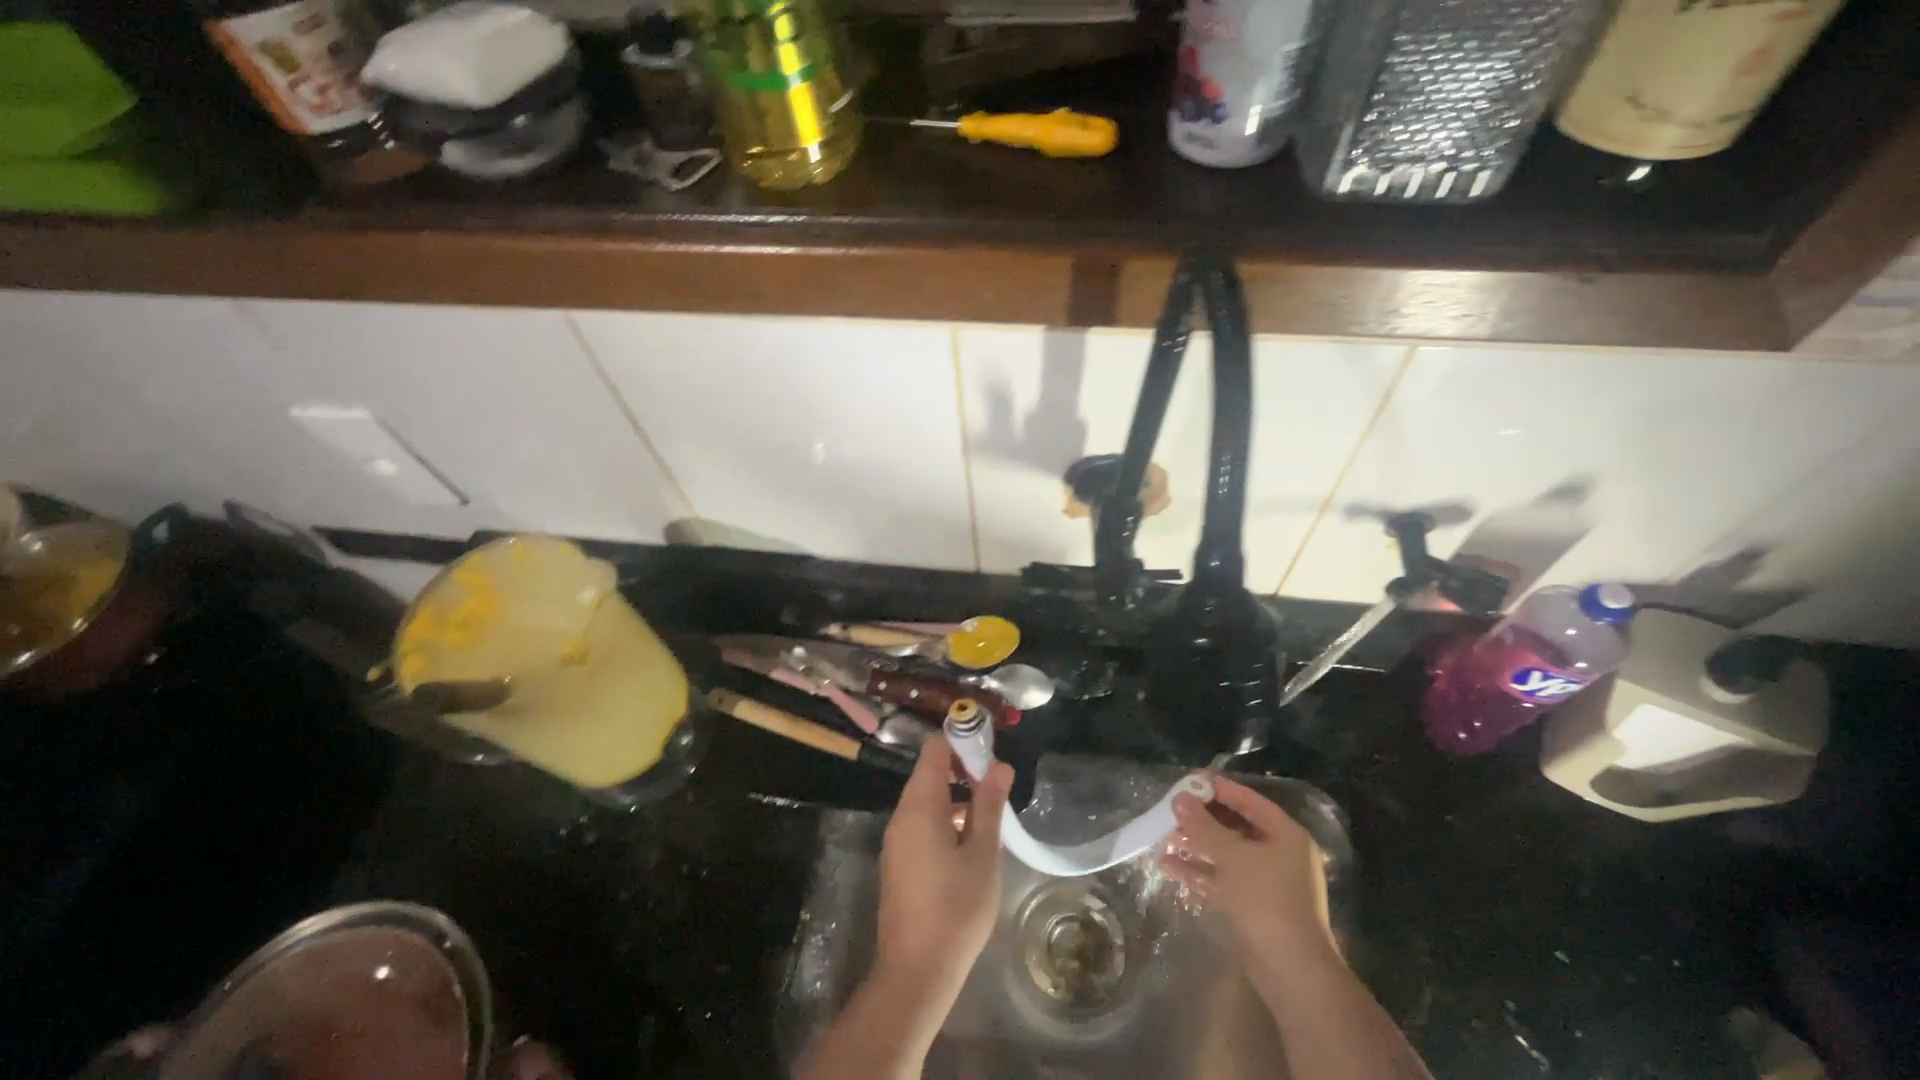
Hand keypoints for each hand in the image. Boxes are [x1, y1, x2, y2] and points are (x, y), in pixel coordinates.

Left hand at [873, 734, 1012, 1017]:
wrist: (916, 970)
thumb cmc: (956, 908)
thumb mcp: (983, 854)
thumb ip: (989, 806)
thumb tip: (999, 765)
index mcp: (919, 807)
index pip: (933, 751)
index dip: (960, 739)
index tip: (990, 744)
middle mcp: (901, 818)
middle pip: (928, 775)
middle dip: (962, 769)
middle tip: (998, 781)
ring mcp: (896, 842)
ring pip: (925, 802)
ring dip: (956, 797)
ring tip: (991, 810)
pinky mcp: (898, 864)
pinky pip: (921, 825)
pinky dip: (945, 820)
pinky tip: (971, 841)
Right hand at [1161, 774, 1336, 966]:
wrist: (1290, 968)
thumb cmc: (1266, 899)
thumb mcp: (1232, 856)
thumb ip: (1203, 826)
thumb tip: (1179, 799)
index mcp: (1286, 835)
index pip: (1249, 801)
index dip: (1219, 789)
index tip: (1189, 780)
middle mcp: (1280, 854)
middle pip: (1237, 827)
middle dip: (1203, 820)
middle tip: (1172, 810)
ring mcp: (1267, 883)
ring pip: (1227, 855)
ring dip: (1197, 846)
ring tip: (1164, 837)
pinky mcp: (1253, 907)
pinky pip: (1223, 880)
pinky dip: (1199, 872)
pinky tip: (1169, 866)